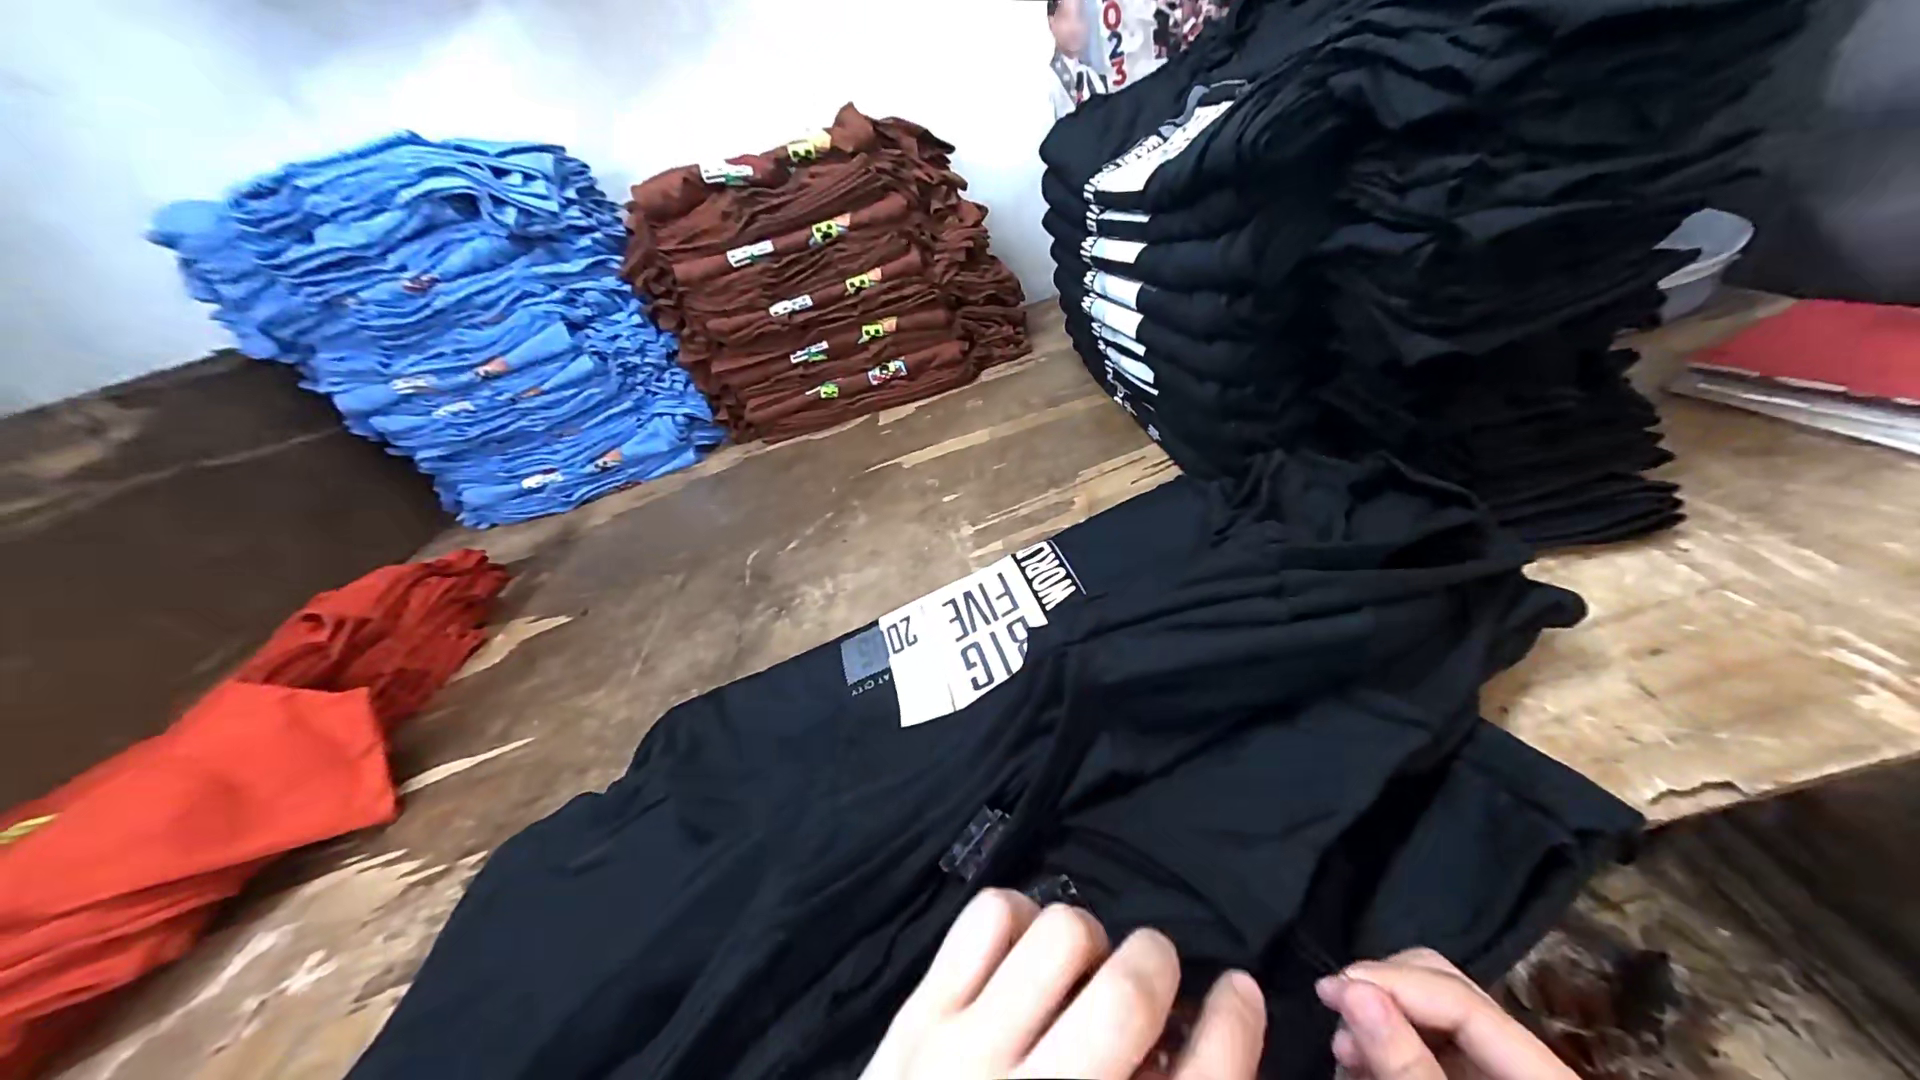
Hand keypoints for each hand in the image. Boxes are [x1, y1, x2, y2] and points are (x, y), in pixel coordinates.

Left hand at [861, 889, 1266, 1079]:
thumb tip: (1185, 1040)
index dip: (1235, 1025)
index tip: (1238, 989)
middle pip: (1126, 995)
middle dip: (1156, 962)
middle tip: (1151, 967)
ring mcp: (967, 1054)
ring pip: (1057, 936)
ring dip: (1085, 938)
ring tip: (1078, 963)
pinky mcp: (919, 1015)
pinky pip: (987, 917)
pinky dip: (1018, 914)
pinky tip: (1020, 946)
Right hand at [1314, 948, 1576, 1079]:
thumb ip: (1405, 1065)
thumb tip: (1349, 988)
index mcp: (1547, 1073)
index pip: (1462, 997)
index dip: (1392, 983)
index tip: (1329, 989)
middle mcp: (1527, 1060)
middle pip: (1446, 988)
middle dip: (1381, 994)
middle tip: (1335, 1014)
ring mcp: (1498, 1066)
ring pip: (1430, 1011)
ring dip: (1376, 1018)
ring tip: (1342, 1049)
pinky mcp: (1471, 1074)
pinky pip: (1426, 1038)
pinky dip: (1384, 1040)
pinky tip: (1358, 1058)